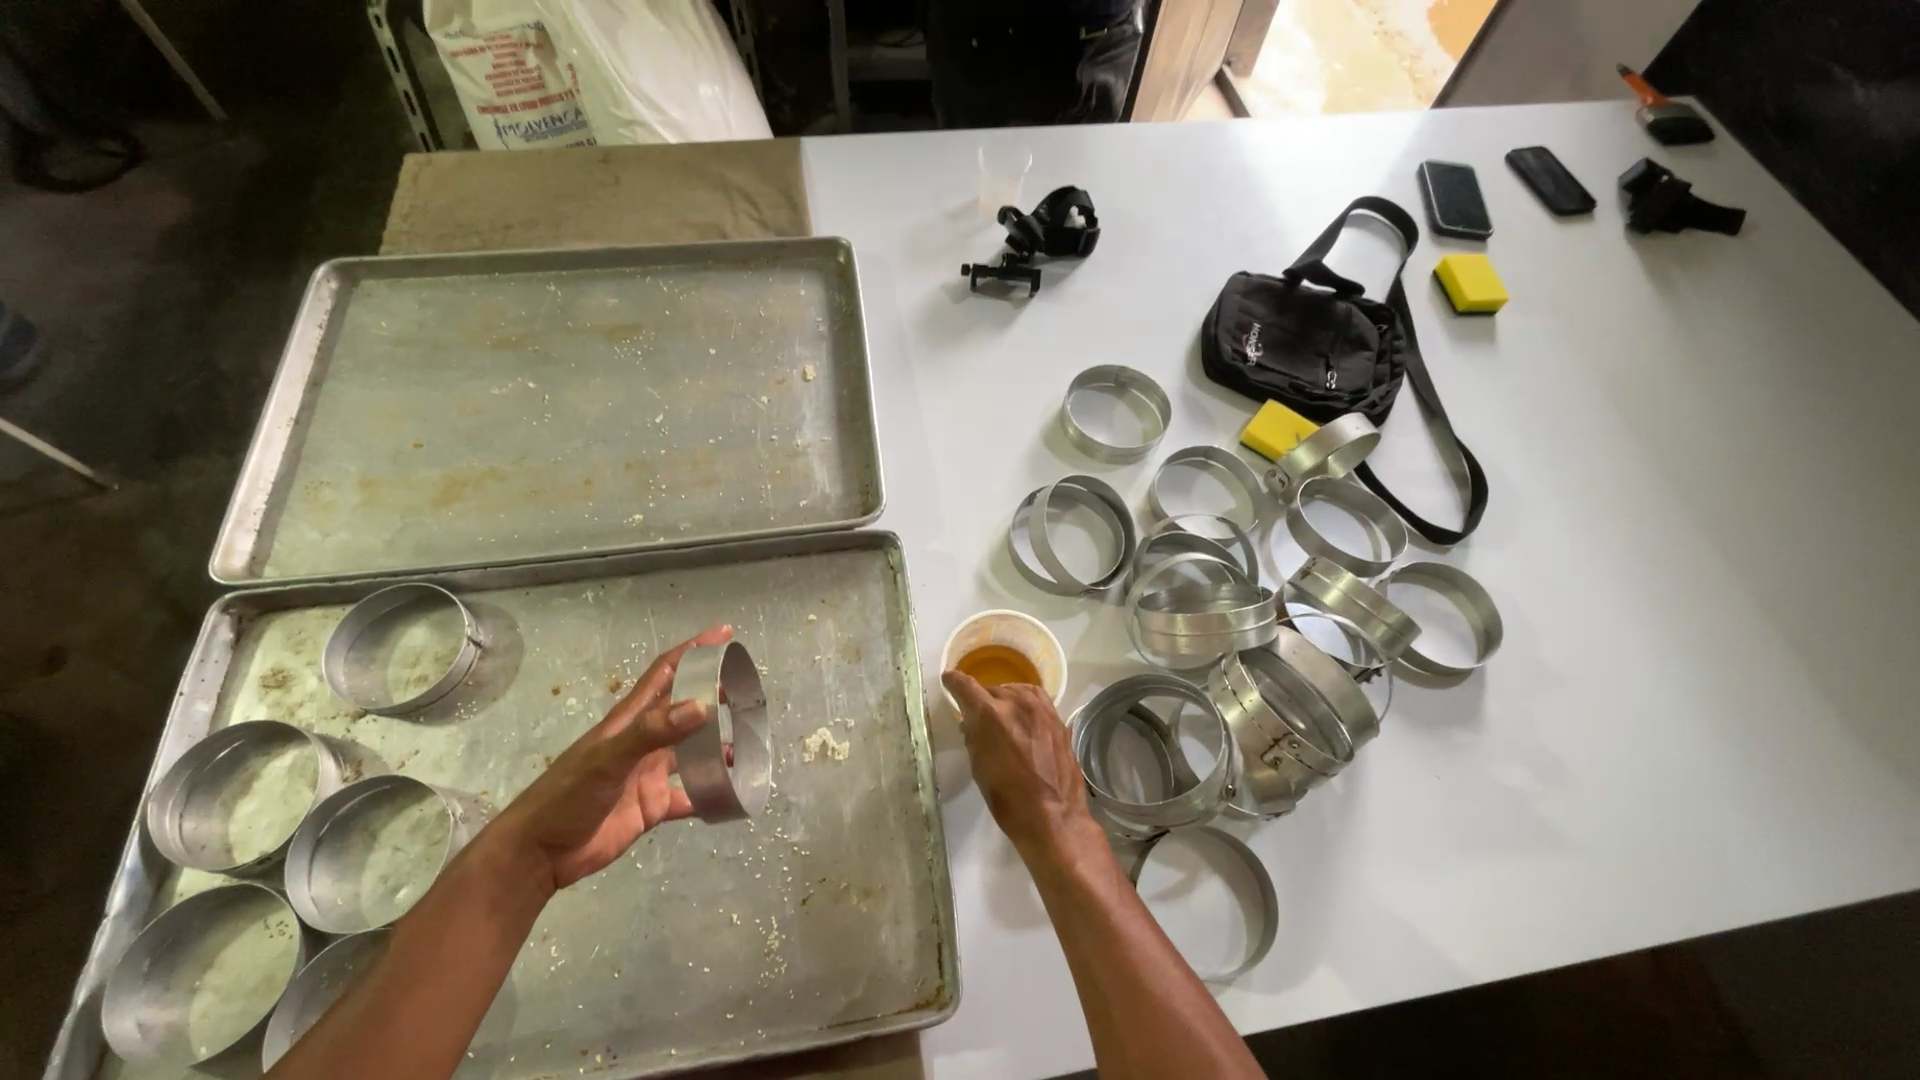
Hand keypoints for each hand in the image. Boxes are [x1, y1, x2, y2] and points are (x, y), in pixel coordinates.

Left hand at [488, 624, 732, 891]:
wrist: (539, 853)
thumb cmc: (567, 797)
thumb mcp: (608, 759)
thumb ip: (653, 732)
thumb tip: (701, 706)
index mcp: (630, 721)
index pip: (665, 673)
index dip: (692, 651)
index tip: (723, 635)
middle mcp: (643, 741)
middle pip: (684, 709)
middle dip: (713, 696)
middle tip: (746, 692)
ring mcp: (648, 773)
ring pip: (692, 752)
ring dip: (718, 746)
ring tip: (751, 742)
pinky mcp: (652, 805)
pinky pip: (690, 795)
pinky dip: (712, 793)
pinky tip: (734, 794)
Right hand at [941, 670, 1095, 858]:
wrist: (1054, 816)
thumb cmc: (1008, 799)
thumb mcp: (979, 768)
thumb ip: (974, 737)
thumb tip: (972, 722)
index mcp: (991, 715)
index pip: (966, 687)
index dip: (954, 682)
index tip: (949, 680)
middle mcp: (1017, 704)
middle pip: (992, 689)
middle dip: (982, 700)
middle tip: (978, 718)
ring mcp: (1041, 709)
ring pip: (1016, 690)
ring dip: (1005, 698)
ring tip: (1001, 714)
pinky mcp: (1058, 719)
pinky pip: (1036, 698)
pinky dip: (1024, 701)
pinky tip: (1022, 715)